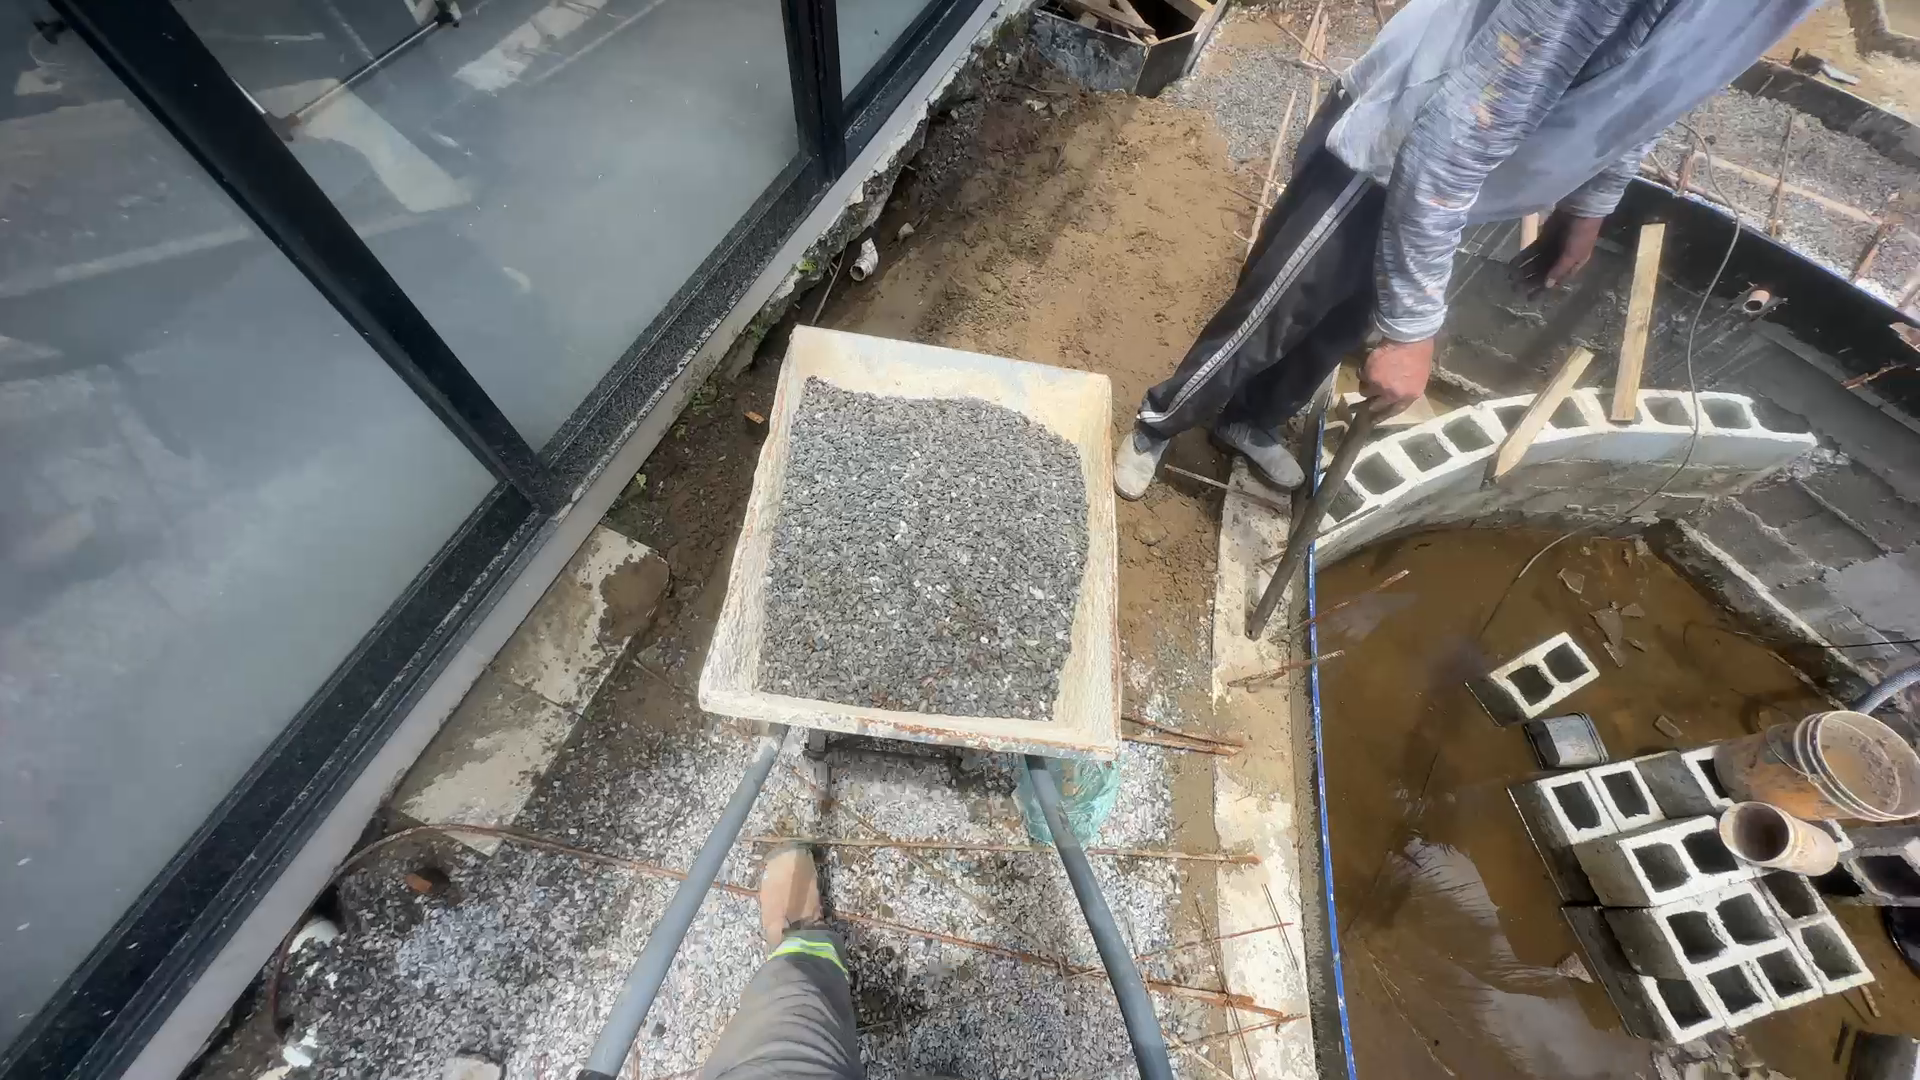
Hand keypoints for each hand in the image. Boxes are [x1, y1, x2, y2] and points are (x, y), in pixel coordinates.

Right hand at [1359, 337, 1432, 416]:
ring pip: (1364, 391)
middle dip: (1369, 402)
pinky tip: (1371, 362)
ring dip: (1366, 383)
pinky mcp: (1368, 376)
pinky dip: (1363, 370)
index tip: (1372, 419)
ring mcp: (1379, 386)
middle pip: (1374, 405)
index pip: (1394, 411)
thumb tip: (1392, 394)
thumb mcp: (1419, 375)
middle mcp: (1393, 395)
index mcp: (1410, 395)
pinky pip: (1360, 376)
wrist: (1410, 337)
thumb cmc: (1419, 353)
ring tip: (1372, 372)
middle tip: (1360, 402)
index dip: (1382, 416)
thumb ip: (1405, 388)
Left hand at [1513, 211, 1603, 290]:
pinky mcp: (1543, 239)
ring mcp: (1552, 248)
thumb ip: (1559, 269)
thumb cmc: (1582, 233)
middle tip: (1514, 289)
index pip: (1556, 280)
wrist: (1581, 208)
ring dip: (1523, 271)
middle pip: (1542, 273)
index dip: (1543, 289)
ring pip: (1535, 263)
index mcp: (1573, 263)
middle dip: (1529, 281)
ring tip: (1510, 278)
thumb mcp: (1574, 253)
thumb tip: (1547, 286)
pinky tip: (1512, 265)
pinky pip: (1531, 252)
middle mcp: (1561, 257)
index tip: (1529, 299)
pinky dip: (1522, 258)